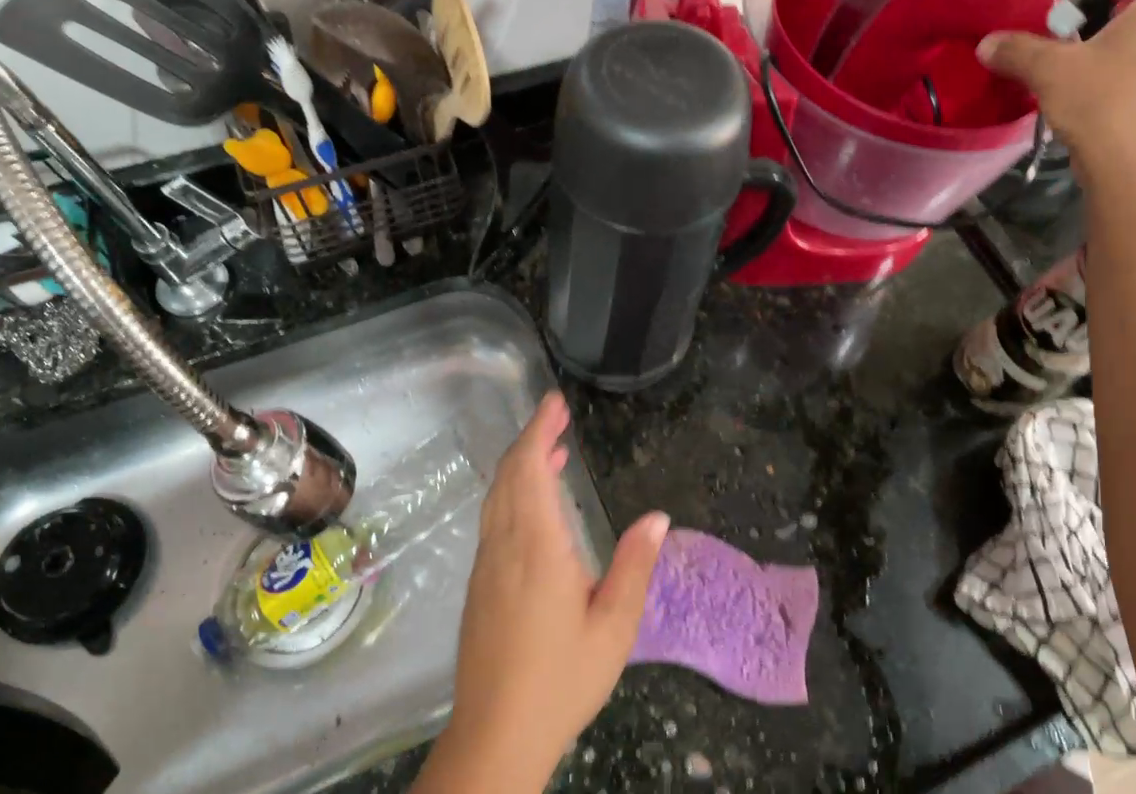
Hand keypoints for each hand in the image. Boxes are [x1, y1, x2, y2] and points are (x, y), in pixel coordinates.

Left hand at [413, 392, 668, 792]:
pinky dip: (511, 495)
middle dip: (530, 439)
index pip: (529, 469)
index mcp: (537, 548)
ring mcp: (485, 567)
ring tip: (551, 453)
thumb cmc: (562, 680)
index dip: (539, 429)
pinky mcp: (478, 587)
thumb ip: (634, 566)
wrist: (496, 734)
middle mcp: (503, 547)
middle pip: (508, 476)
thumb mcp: (614, 627)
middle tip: (557, 418)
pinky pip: (492, 521)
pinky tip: (533, 510)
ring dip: (519, 467)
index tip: (554, 402)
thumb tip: (657, 516)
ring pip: (496, 498)